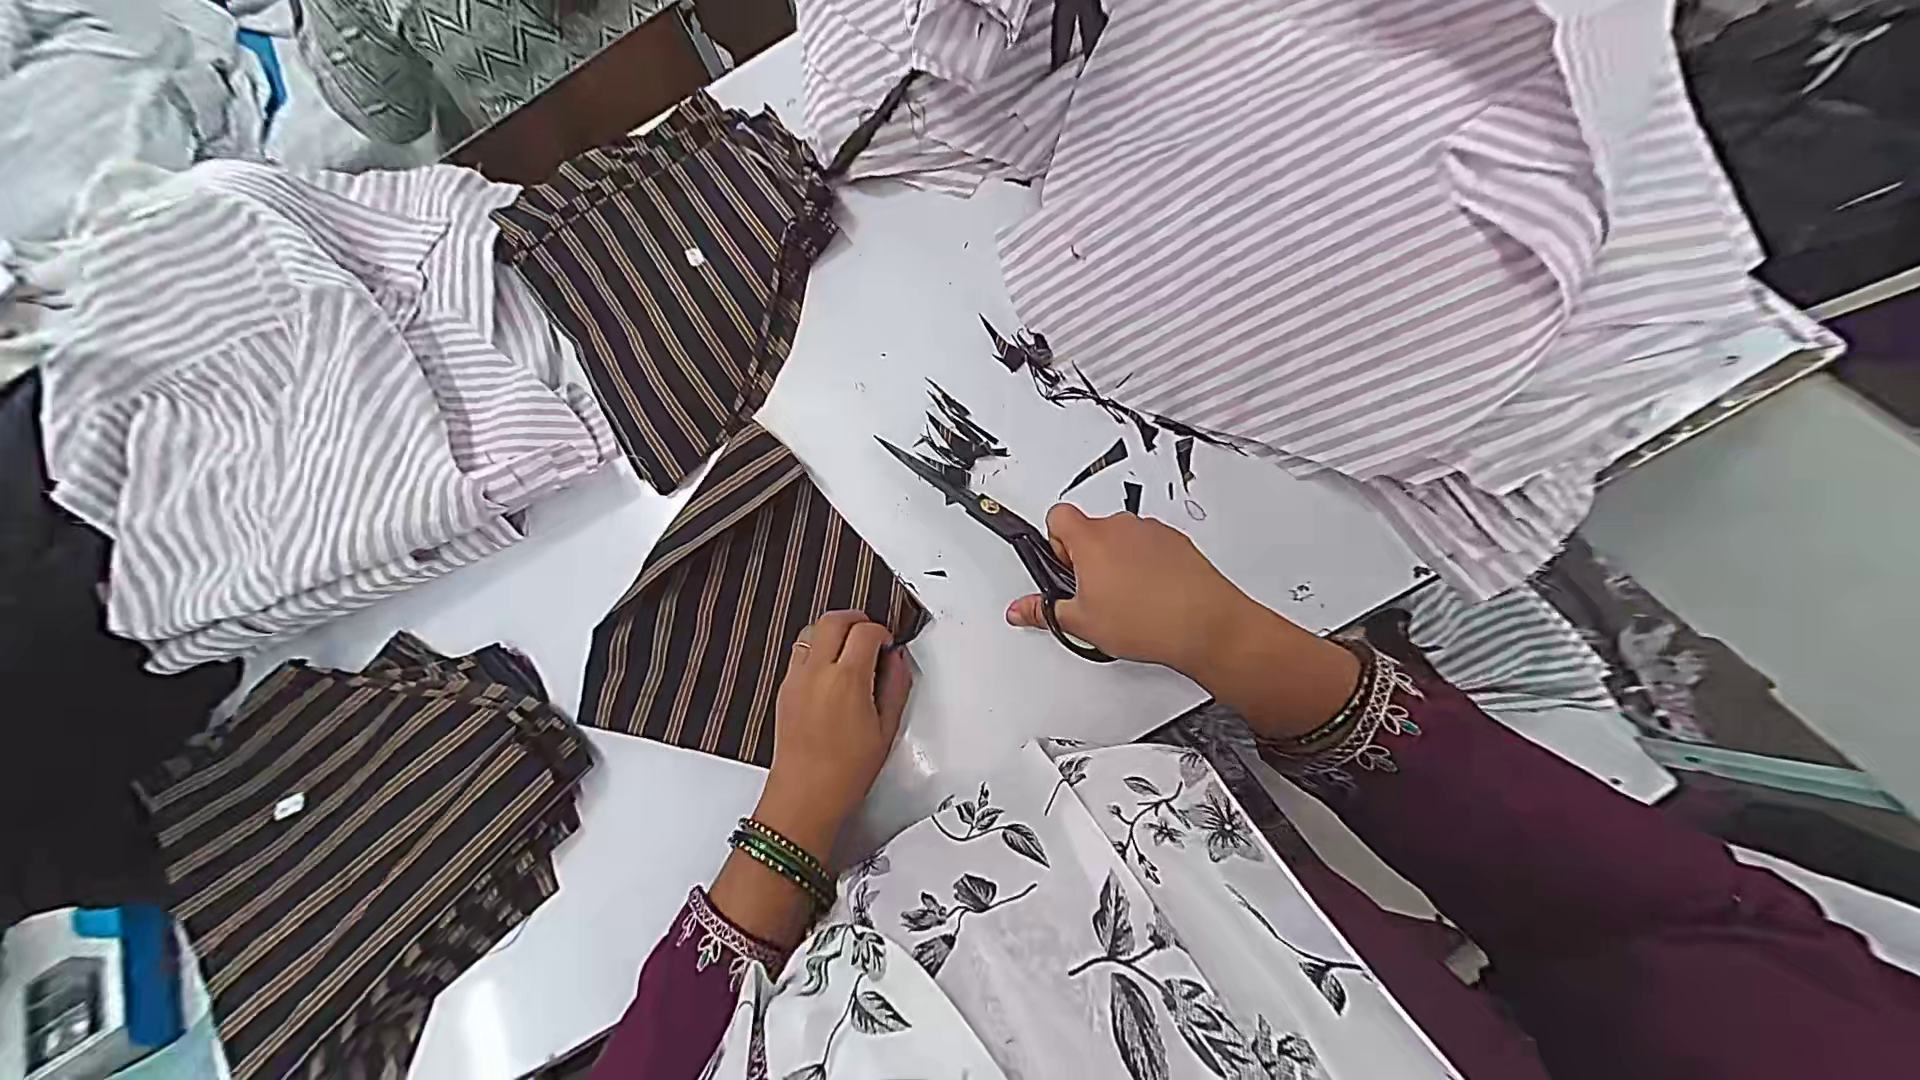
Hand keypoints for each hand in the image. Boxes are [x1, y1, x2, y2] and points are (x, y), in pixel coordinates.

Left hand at [755, 611, 913, 862]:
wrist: (805, 796)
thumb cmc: (845, 772)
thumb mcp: (886, 728)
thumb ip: (896, 685)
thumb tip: (897, 659)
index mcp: (847, 681)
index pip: (866, 631)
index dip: (882, 632)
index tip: (887, 644)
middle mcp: (817, 674)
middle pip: (834, 620)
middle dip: (856, 619)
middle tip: (869, 633)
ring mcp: (796, 680)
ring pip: (811, 630)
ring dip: (833, 631)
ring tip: (849, 648)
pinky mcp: (784, 689)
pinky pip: (798, 652)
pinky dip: (816, 649)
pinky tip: (830, 668)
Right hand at [1005, 505, 1359, 737]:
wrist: (1206, 625)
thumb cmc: (1150, 621)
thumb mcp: (1082, 624)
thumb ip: (1043, 611)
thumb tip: (1022, 610)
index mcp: (1090, 540)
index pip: (1057, 517)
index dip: (1054, 543)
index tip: (1061, 567)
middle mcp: (1120, 527)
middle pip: (1088, 529)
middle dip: (1084, 557)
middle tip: (1091, 591)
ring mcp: (1150, 532)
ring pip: (1119, 537)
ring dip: (1115, 560)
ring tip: (1122, 598)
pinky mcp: (1174, 541)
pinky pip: (1147, 544)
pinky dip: (1143, 563)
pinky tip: (1147, 595)